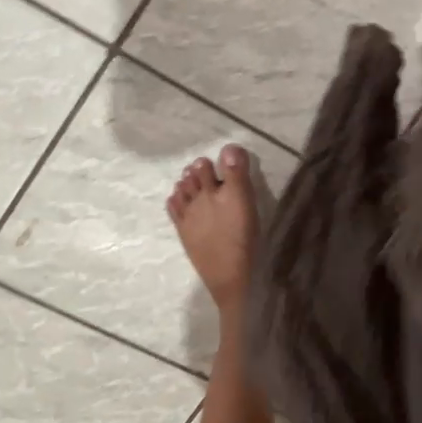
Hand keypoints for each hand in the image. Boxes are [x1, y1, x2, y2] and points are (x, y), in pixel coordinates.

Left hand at [165, 145, 257, 313]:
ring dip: (187, 182)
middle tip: (205, 167)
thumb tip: (229, 147)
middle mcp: (200, 199)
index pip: (212, 165)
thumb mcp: (247, 202)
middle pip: (195, 176)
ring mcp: (189, 216)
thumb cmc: (246, 238)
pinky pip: (174, 209)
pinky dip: (175, 199)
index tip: (224, 160)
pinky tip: (178, 198)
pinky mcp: (184, 232)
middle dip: (199, 169)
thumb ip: (238, 173)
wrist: (231, 275)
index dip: (219, 159)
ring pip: (183, 190)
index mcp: (219, 190)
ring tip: (192, 180)